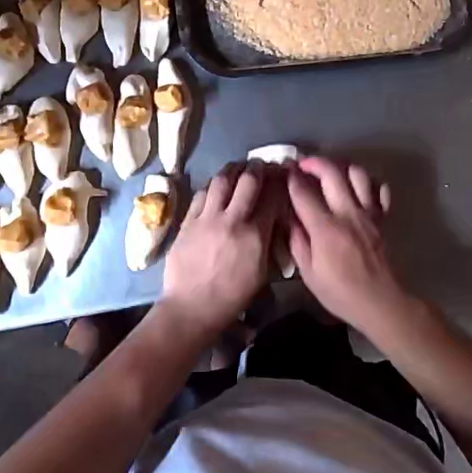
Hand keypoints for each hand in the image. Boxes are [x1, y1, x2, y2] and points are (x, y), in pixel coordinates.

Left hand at [158, 162, 279, 333]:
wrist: (192, 307)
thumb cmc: (232, 297)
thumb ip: (268, 242)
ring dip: (233, 170)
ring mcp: (207, 218)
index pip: (273, 198)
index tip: (283, 176)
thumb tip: (273, 221)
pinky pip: (202, 194)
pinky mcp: (188, 221)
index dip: (280, 183)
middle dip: (258, 168)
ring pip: (222, 180)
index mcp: (255, 235)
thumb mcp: (261, 273)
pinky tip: (216, 188)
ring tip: (238, 168)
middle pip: (248, 180)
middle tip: (261, 165)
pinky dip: (213, 186)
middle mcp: (232, 219)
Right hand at [286, 157, 413, 335]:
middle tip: (303, 165)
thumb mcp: (309, 273)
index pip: (303, 192)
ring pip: (357, 174)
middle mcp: (348, 213)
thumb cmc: (340, 293)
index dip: (291, 177)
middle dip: (314, 162)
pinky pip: (379, 189)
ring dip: (341, 168)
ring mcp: (369, 213)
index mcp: (325, 228)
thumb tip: (288, 218)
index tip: (283, 170)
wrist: (381, 302)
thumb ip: (297, 242)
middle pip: (332, 172)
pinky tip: (358, 189)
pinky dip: (368, 183)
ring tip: (330, 174)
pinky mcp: (383, 217)